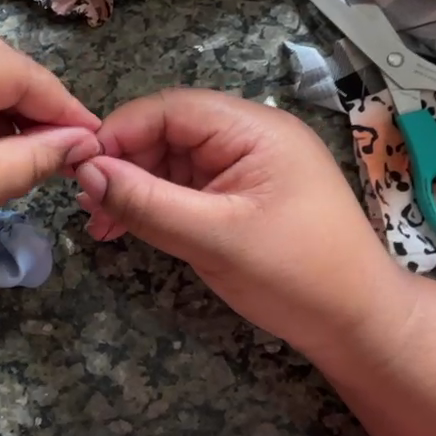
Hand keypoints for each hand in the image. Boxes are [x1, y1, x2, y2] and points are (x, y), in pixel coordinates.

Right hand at [73, 89, 412, 358]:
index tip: (79, 168)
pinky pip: (181, 186)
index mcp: (254, 130)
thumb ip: (147, 203)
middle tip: (85, 203)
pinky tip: (122, 227)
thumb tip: (85, 173)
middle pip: (166, 132)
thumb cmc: (296, 276)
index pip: (170, 109)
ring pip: (168, 160)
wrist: (357, 327)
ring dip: (131, 188)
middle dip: (122, 164)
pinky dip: (150, 204)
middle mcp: (247, 137)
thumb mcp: (213, 239)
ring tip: (97, 223)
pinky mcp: (235, 194)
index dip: (120, 132)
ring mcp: (242, 166)